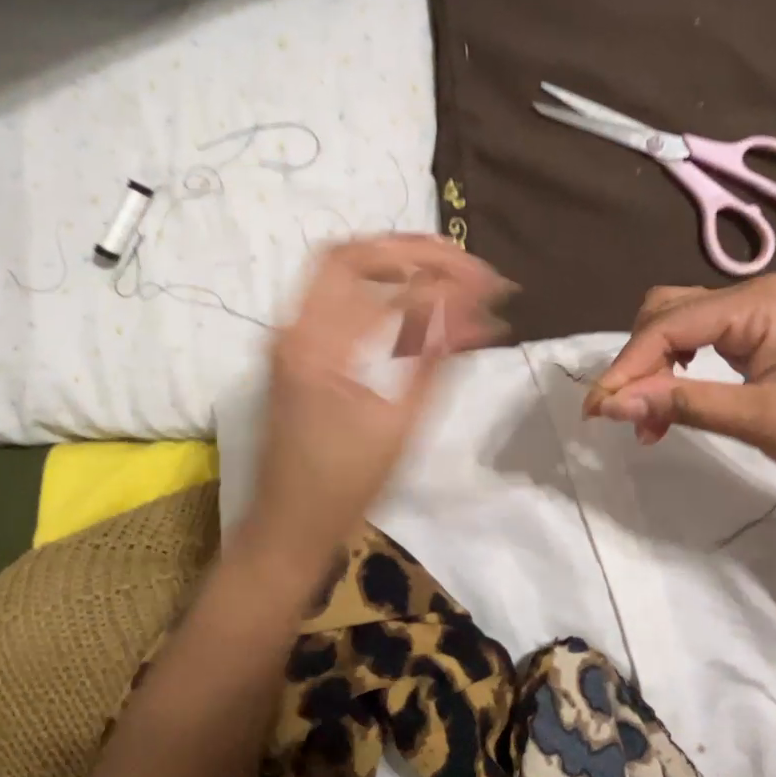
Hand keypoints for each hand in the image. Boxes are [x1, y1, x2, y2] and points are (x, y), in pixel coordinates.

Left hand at [244, 235, 510, 566]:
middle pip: (350, 255)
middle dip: (411, 250)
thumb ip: (433, 358)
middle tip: (463, 261)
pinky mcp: (295, 347)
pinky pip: (333, 294)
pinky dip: (376, 286)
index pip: (383, 283)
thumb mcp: (399, 425)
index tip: (489, 283)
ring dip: (393, 261)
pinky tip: (413, 296)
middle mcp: (294, 328)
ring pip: (339, 269)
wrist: (286, 526)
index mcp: (317, 347)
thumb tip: (478, 311)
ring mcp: (289, 335)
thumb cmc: (343, 487)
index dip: (442, 275)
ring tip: (446, 269)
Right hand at [583, 274, 775, 495]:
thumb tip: (612, 403)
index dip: (627, 366)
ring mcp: (763, 312)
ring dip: (655, 366)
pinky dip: (679, 369)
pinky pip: (704, 339)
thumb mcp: (766, 422)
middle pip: (667, 312)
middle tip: (623, 416)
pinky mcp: (768, 334)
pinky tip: (675, 401)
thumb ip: (685, 405)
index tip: (596, 411)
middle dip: (638, 361)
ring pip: (681, 324)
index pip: (668, 324)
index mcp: (759, 302)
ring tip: (648, 419)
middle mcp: (756, 294)